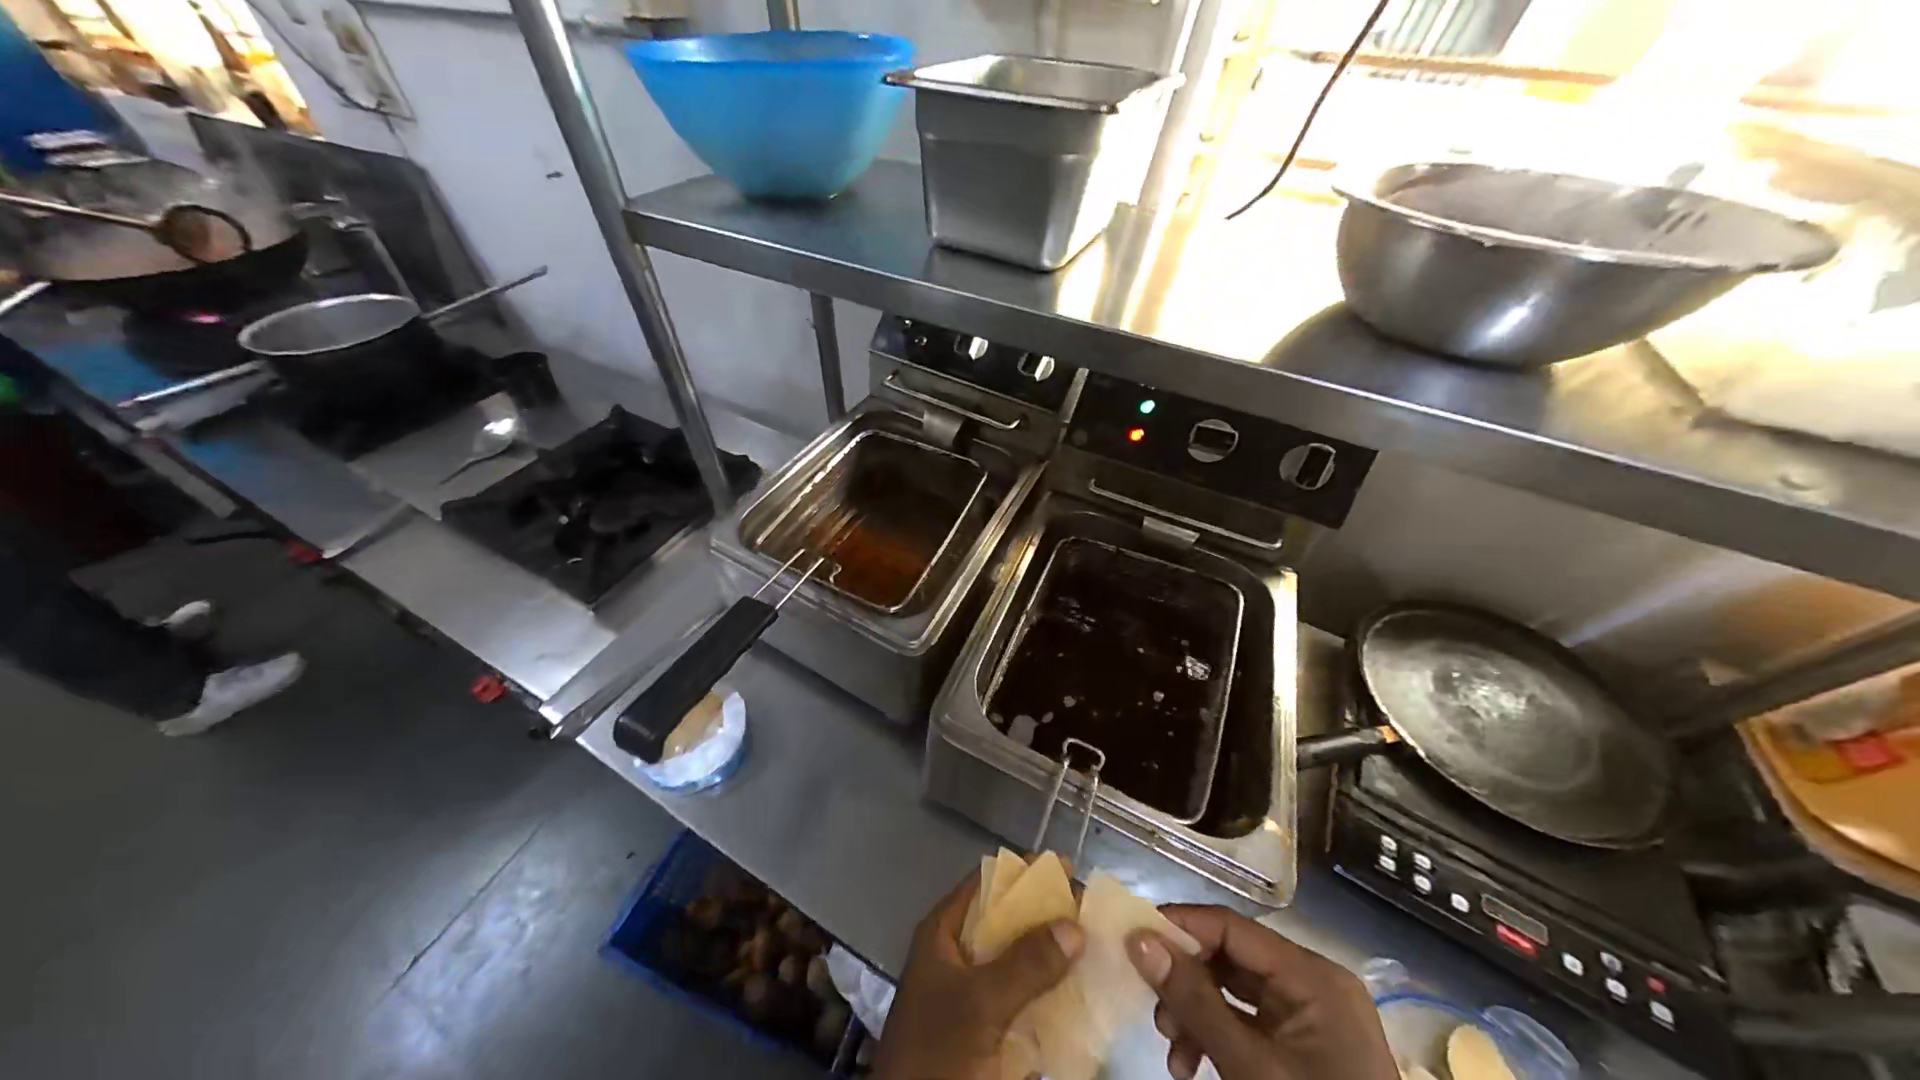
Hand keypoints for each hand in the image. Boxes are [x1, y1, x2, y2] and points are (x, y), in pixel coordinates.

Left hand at [874, 867, 1084, 1079]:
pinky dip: (1054, 997)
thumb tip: (1075, 925)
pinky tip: (1088, 992)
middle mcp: (960, 955)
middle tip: (1094, 912)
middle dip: (1049, 917)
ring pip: (1022, 963)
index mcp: (944, 934)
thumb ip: (1025, 964)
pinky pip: (1028, 1002)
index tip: (1067, 869)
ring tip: (1100, 947)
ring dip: (1057, 958)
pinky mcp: (991, 1030)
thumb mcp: (979, 1003)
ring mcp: (976, 993)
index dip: (1024, 873)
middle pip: (1009, 923)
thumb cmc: (935, 1050)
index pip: (986, 885)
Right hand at [1127, 906, 1394, 1079]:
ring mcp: (1310, 1018)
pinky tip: (1191, 1066)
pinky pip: (1247, 1023)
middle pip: (1229, 958)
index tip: (1132, 943)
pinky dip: (1215, 1037)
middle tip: (1152, 1010)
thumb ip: (1193, 1000)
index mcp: (1312, 976)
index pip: (1230, 925)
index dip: (1179, 928)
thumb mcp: (1248, 1065)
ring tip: (1173, 1051)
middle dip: (1184, 984)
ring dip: (1193, 1016)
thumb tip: (1138, 938)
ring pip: (1232, 992)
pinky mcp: (1303, 1047)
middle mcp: (1312, 984)